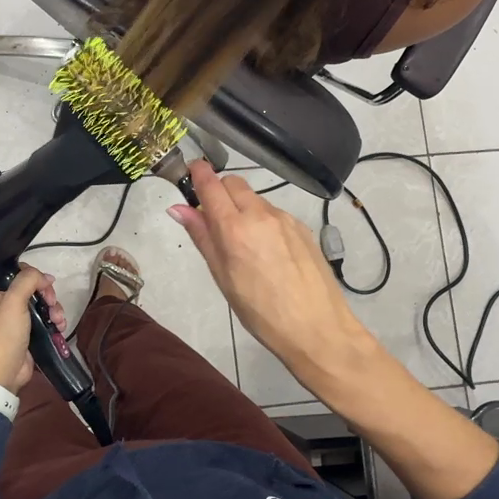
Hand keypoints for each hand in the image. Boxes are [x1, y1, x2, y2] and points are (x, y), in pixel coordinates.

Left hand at [0, 264, 61, 390]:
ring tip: (59, 320)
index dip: (34, 275)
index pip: (17, 271)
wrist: (5, 370)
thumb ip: (28, 280)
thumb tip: (46, 277)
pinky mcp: (28, 331)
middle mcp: (4, 301)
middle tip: (52, 303)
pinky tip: (60, 326)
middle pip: (33, 287)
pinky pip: (45, 318)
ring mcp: (16, 317)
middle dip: (47, 294)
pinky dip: (54, 320)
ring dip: (54, 309)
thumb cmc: (6, 333)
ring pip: (41, 302)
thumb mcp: (14, 300)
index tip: (46, 284)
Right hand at [172, 162, 498, 498]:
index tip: (190, 168)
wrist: (319, 330)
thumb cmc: (261, 312)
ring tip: (240, 242)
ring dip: (241, 207)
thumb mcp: (223, 278)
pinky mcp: (303, 229)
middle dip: (219, 190)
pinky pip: (274, 214)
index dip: (198, 173)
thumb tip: (179, 208)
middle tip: (211, 216)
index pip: (211, 185)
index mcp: (235, 228)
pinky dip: (262, 220)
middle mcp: (261, 215)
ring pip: (255, 199)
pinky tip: (266, 251)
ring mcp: (286, 220)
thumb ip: (203, 237)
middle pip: (234, 184)